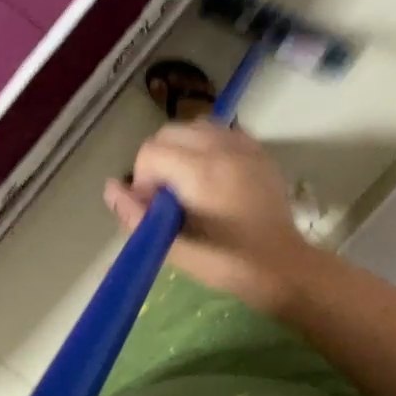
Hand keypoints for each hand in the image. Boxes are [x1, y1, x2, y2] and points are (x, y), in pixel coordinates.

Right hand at [103, 121, 320, 314]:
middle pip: (169, 133)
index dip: (143, 181)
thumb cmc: (229, 265)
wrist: (284, 267)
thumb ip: (138, 218)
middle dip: (158, 162)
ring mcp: (244, 146)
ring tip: (189, 185)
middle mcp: (222, 148)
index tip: (155, 209)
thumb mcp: (176, 249)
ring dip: (181, 150)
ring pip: (194, 127)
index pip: (150, 152)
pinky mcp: (258, 151)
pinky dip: (207, 146)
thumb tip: (111, 188)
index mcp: (201, 171)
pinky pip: (221, 132)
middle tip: (169, 199)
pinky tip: (213, 176)